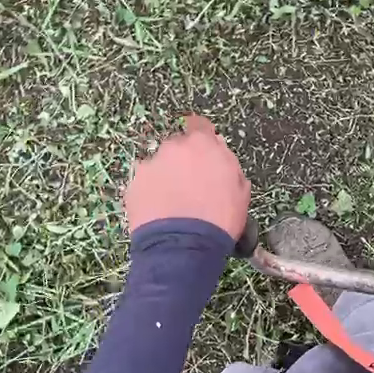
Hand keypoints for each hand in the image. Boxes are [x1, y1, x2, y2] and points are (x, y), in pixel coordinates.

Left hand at [124, 114, 249, 239]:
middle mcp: (175, 148)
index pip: (199, 125)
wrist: (184, 247)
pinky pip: (144, 183)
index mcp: (203, 144)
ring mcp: (151, 165)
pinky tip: (158, 211)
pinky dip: (150, 193)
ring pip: (160, 165)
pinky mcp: (133, 184)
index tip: (202, 151)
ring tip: (172, 203)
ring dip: (166, 177)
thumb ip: (228, 165)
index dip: (201, 136)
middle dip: (183, 161)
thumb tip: (220, 155)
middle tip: (190, 185)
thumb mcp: (240, 190)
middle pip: (178, 147)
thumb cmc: (220, 219)